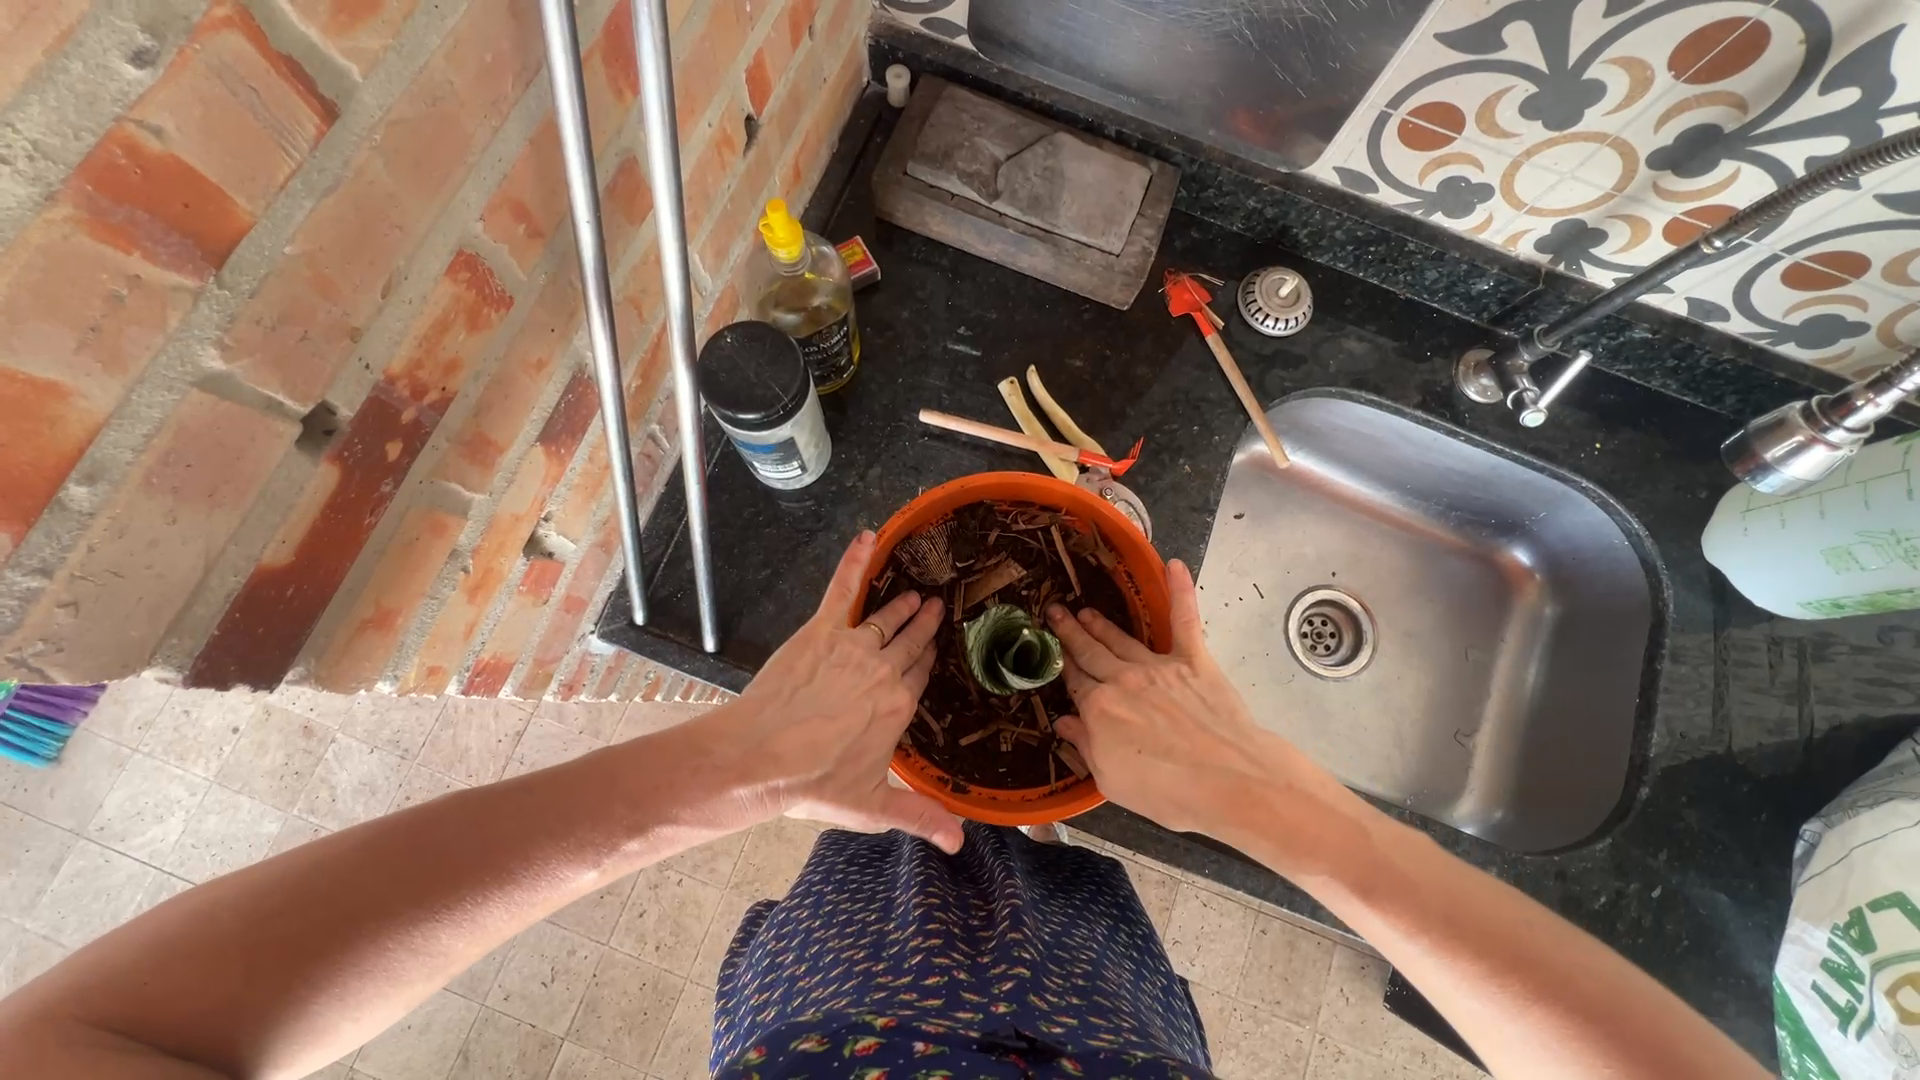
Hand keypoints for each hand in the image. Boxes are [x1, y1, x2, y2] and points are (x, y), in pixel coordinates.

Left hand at [727, 531, 963, 851]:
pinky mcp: (822, 630)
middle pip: (909, 643)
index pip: (920, 676)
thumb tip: (959, 842)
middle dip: (924, 626)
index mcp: (899, 707)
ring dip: (902, 604)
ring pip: (886, 618)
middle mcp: (884, 670)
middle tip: (937, 607)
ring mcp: (853, 645)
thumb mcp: (872, 807)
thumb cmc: (813, 785)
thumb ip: (919, 816)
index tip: (936, 648)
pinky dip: (856, 562)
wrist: (758, 760)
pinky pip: (844, 589)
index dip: (927, 661)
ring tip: (916, 593)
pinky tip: (866, 539)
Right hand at [1045, 559, 1345, 836]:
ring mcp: (1158, 666)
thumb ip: (1085, 747)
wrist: (1228, 781)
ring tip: (1086, 610)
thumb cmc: (1168, 792)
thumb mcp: (1111, 781)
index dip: (1061, 665)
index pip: (1074, 682)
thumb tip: (1063, 724)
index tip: (1049, 650)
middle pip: (1090, 652)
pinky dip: (1180, 590)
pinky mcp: (1194, 660)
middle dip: (1070, 632)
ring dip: (1102, 623)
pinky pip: (1184, 620)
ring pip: (1122, 638)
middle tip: (1056, 611)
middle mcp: (1122, 680)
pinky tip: (1174, 565)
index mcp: (1098, 709)